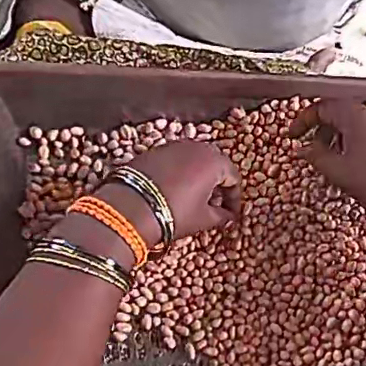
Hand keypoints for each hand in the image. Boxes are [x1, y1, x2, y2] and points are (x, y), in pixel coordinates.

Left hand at [116, 139, 241, 239]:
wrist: (131, 207)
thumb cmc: (175, 213)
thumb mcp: (203, 219)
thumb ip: (221, 216)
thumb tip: (228, 217)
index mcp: (214, 161)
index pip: (233, 178)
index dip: (234, 199)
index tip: (231, 215)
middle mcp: (195, 147)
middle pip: (214, 165)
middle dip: (217, 186)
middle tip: (214, 206)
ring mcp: (172, 146)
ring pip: (193, 161)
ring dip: (198, 178)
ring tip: (194, 200)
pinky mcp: (153, 151)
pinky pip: (175, 161)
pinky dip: (180, 174)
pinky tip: (174, 192)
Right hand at [288, 100, 365, 208]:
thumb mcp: (335, 169)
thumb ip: (314, 155)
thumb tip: (302, 149)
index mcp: (353, 115)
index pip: (321, 107)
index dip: (303, 120)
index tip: (293, 135)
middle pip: (337, 112)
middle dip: (319, 129)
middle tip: (309, 147)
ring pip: (351, 123)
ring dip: (334, 136)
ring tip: (327, 158)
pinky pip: (364, 132)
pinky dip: (349, 141)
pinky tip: (347, 161)